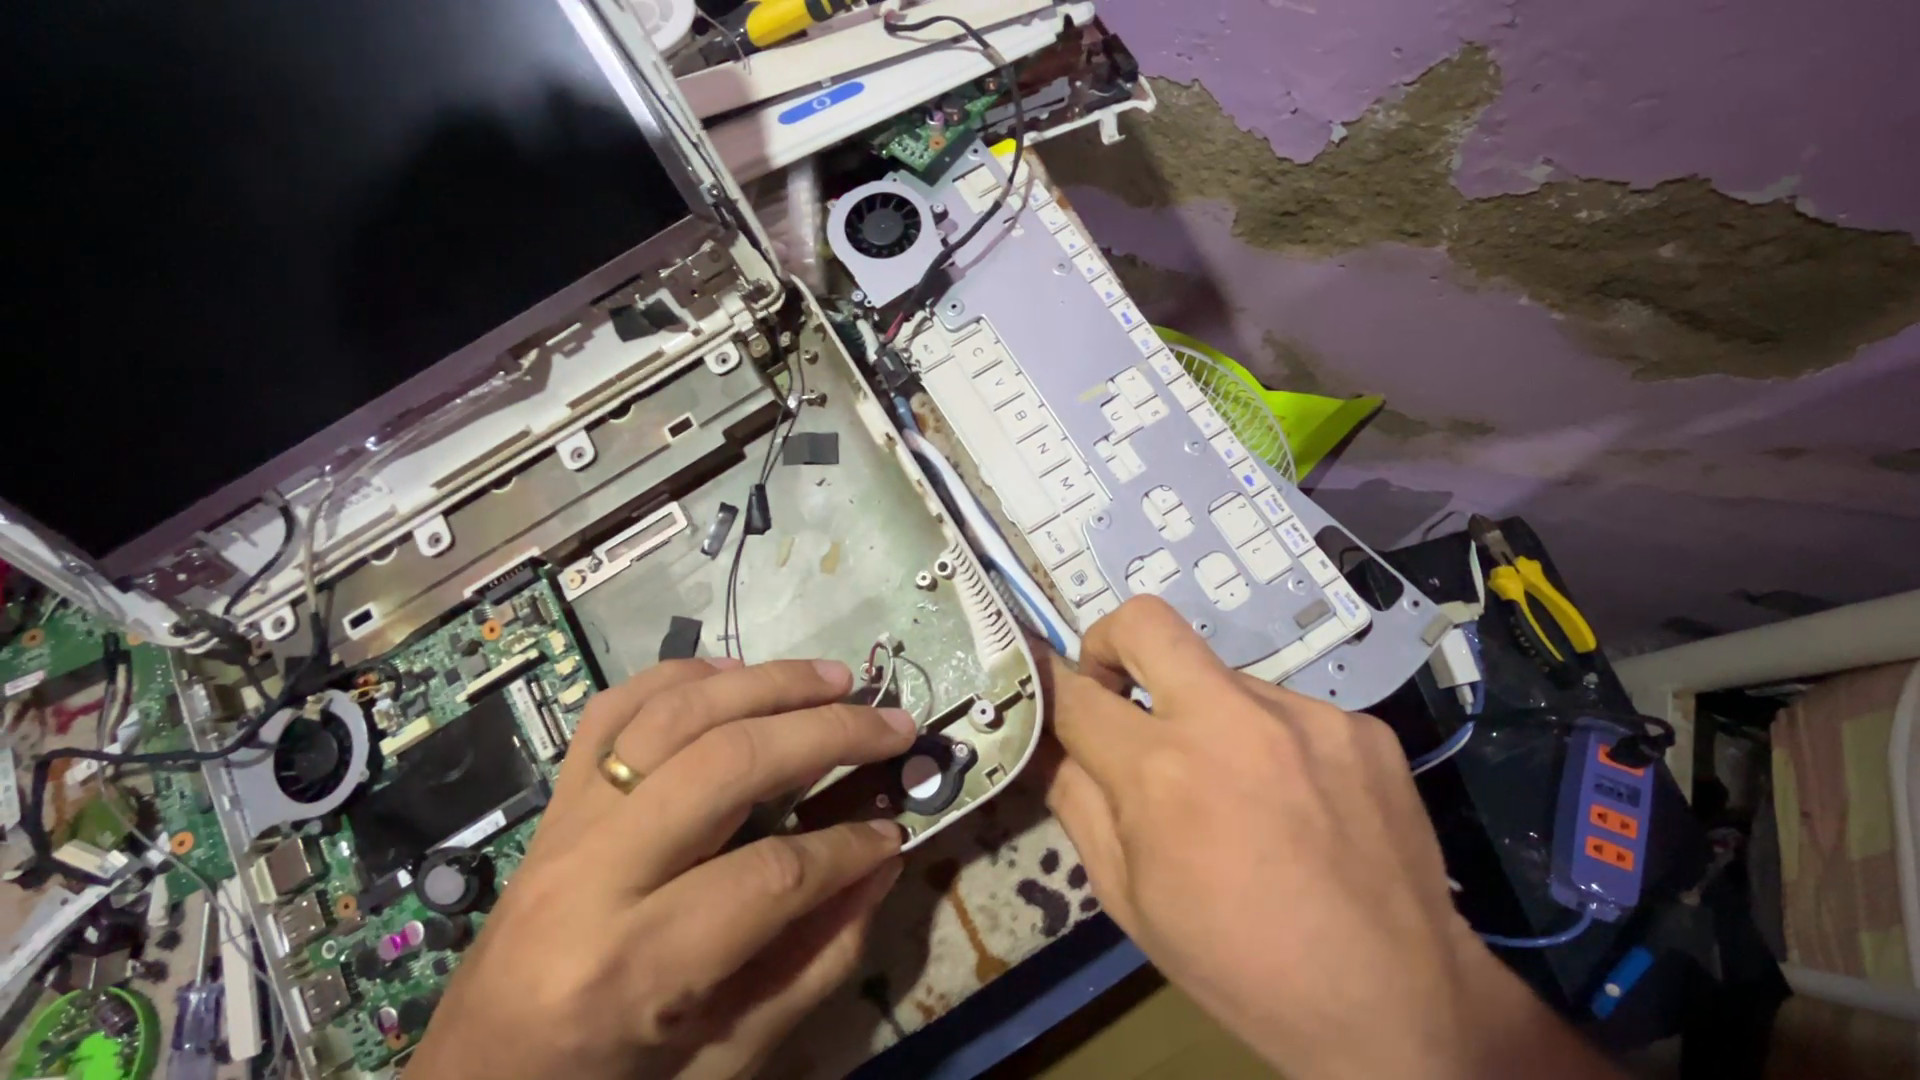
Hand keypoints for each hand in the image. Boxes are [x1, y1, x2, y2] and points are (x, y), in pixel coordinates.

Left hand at [410, 657, 918, 1079]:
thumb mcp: (724, 1062)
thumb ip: (813, 965)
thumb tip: (881, 865)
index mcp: (631, 968)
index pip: (770, 875)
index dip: (850, 848)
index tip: (896, 833)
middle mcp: (590, 877)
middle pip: (727, 764)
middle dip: (827, 733)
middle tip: (894, 724)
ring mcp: (563, 826)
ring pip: (673, 714)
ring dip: (766, 683)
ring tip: (834, 680)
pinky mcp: (552, 805)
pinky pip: (611, 711)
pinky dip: (679, 676)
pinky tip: (735, 673)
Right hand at [1044, 597, 1617, 1079]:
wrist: (1395, 1007)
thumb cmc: (1237, 964)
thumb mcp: (1128, 899)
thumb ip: (1077, 803)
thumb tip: (1052, 742)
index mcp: (1161, 773)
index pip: (1074, 693)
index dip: (1045, 684)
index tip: (1042, 684)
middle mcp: (1230, 720)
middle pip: (1144, 621)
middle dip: (1108, 643)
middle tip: (1117, 692)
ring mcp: (1306, 715)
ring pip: (1221, 674)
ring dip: (1203, 712)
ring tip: (1234, 784)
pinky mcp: (1361, 725)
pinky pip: (1286, 709)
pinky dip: (1268, 739)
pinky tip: (1293, 799)